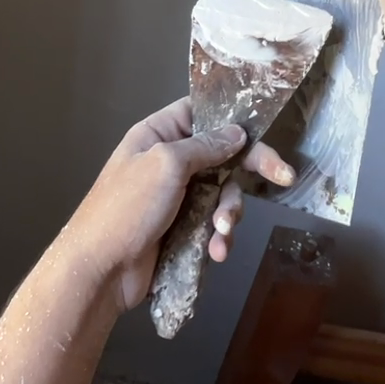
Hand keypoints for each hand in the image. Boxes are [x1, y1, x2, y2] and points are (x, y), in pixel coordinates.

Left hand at [59, 97, 297, 311]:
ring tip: (221, 232)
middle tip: (284, 175)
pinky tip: (215, 252)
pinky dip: (218, 236)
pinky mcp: (182, 228)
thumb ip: (204, 146)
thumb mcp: (166, 165)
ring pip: (222, 193)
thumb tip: (237, 132)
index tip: (261, 132)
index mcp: (158, 134)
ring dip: (229, 213)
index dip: (231, 119)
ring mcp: (176, 196)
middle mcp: (169, 160)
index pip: (201, 113)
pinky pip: (213, 223)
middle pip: (222, 154)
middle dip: (248, 170)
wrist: (100, 270)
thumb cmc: (126, 208)